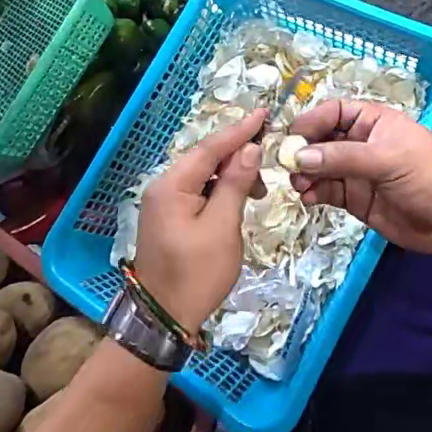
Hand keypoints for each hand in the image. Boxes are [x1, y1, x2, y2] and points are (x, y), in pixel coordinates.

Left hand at [131, 109, 265, 330]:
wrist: (163, 318)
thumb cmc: (196, 274)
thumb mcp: (222, 227)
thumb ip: (235, 184)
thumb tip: (249, 149)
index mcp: (171, 185)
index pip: (210, 148)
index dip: (239, 131)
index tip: (263, 114)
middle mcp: (162, 186)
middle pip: (204, 159)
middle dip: (237, 154)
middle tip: (269, 158)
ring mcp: (163, 203)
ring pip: (202, 176)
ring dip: (231, 176)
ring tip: (259, 190)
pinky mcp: (169, 217)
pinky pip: (197, 192)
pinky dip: (219, 191)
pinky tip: (238, 199)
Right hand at [288, 100, 431, 258]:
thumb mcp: (388, 159)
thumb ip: (343, 157)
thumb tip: (299, 156)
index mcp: (374, 121)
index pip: (334, 112)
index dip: (312, 121)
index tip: (292, 137)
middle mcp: (361, 143)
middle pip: (321, 139)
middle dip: (302, 150)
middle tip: (286, 165)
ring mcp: (357, 172)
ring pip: (319, 167)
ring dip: (305, 174)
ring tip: (298, 185)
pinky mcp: (355, 199)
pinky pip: (326, 191)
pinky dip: (313, 193)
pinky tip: (308, 198)